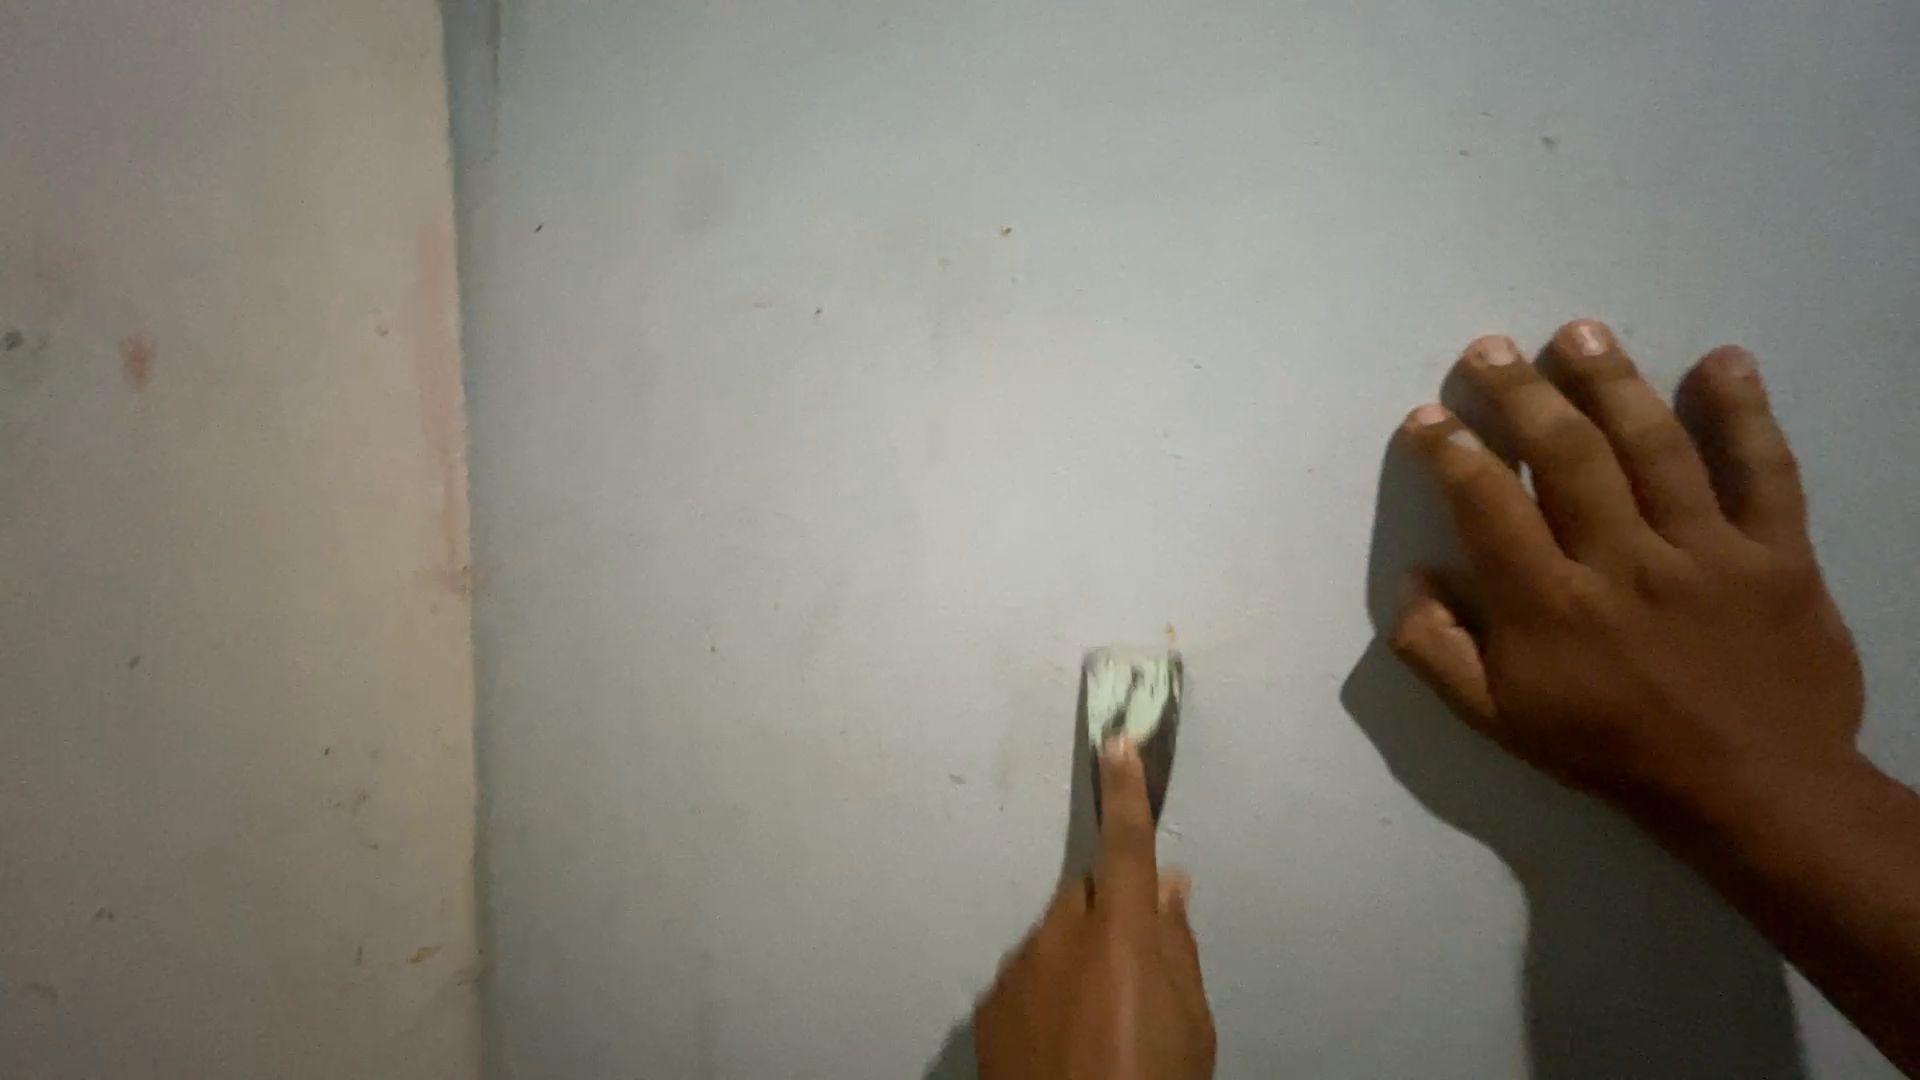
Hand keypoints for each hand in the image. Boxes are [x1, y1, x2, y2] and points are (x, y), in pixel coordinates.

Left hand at [974, 736, 1215, 1079]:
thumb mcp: (1193, 1027)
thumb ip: (1177, 946)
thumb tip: (1169, 885)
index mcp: (1124, 932)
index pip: (1127, 843)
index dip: (1126, 788)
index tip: (1116, 739)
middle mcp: (1064, 932)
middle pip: (1089, 899)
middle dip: (1108, 921)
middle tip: (1129, 982)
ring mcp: (1021, 965)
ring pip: (1057, 939)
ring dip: (1076, 963)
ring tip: (1095, 1029)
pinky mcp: (992, 1000)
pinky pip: (1028, 974)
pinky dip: (1046, 993)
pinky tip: (1060, 1044)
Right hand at [1390, 319, 1863, 817]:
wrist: (1751, 787)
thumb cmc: (1600, 743)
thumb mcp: (1488, 714)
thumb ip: (1432, 647)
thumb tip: (1414, 575)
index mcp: (1547, 603)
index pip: (1488, 505)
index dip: (1450, 452)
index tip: (1426, 416)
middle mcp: (1622, 562)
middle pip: (1568, 457)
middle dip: (1521, 394)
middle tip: (1489, 349)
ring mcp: (1708, 553)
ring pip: (1656, 448)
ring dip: (1612, 382)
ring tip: (1577, 332)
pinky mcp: (1780, 555)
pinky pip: (1768, 473)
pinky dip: (1746, 413)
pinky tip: (1722, 360)